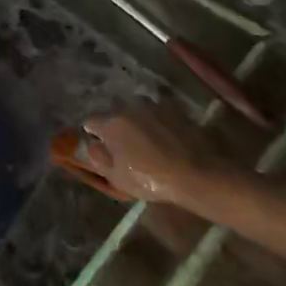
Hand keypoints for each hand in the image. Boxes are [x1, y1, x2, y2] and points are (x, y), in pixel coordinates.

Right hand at [79, 103, 231, 204]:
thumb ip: (98, 158)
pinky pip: (157, 113)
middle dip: (116, 127)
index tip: (102, 148)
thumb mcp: (116, 177)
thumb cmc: (150, 179)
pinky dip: (156, 122)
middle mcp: (129, 108)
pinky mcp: (174, 109)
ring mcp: (153, 106)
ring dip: (136, 122)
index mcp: (111, 124)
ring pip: (136, 111)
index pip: (90, 122)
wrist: (195, 173)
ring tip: (147, 141)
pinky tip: (165, 137)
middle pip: (114, 114)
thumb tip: (91, 145)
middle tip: (125, 147)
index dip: (93, 135)